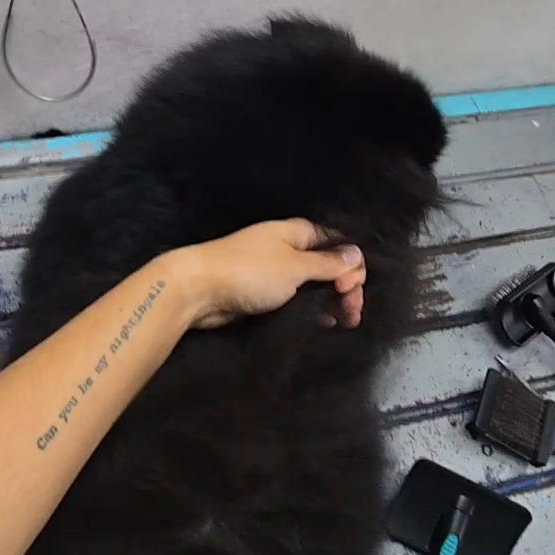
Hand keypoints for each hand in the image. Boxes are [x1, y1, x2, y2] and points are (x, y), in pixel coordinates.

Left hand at [173, 219, 367, 329]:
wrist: (198, 289)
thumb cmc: (250, 272)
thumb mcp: (295, 266)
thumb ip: (328, 264)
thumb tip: (357, 254)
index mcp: (296, 233)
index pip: (336, 243)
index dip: (351, 265)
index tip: (354, 289)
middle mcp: (287, 248)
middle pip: (327, 266)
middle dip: (345, 287)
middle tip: (353, 313)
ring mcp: (274, 271)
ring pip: (312, 285)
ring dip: (330, 301)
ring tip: (343, 321)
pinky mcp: (262, 293)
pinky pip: (295, 299)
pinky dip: (310, 308)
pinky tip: (322, 322)